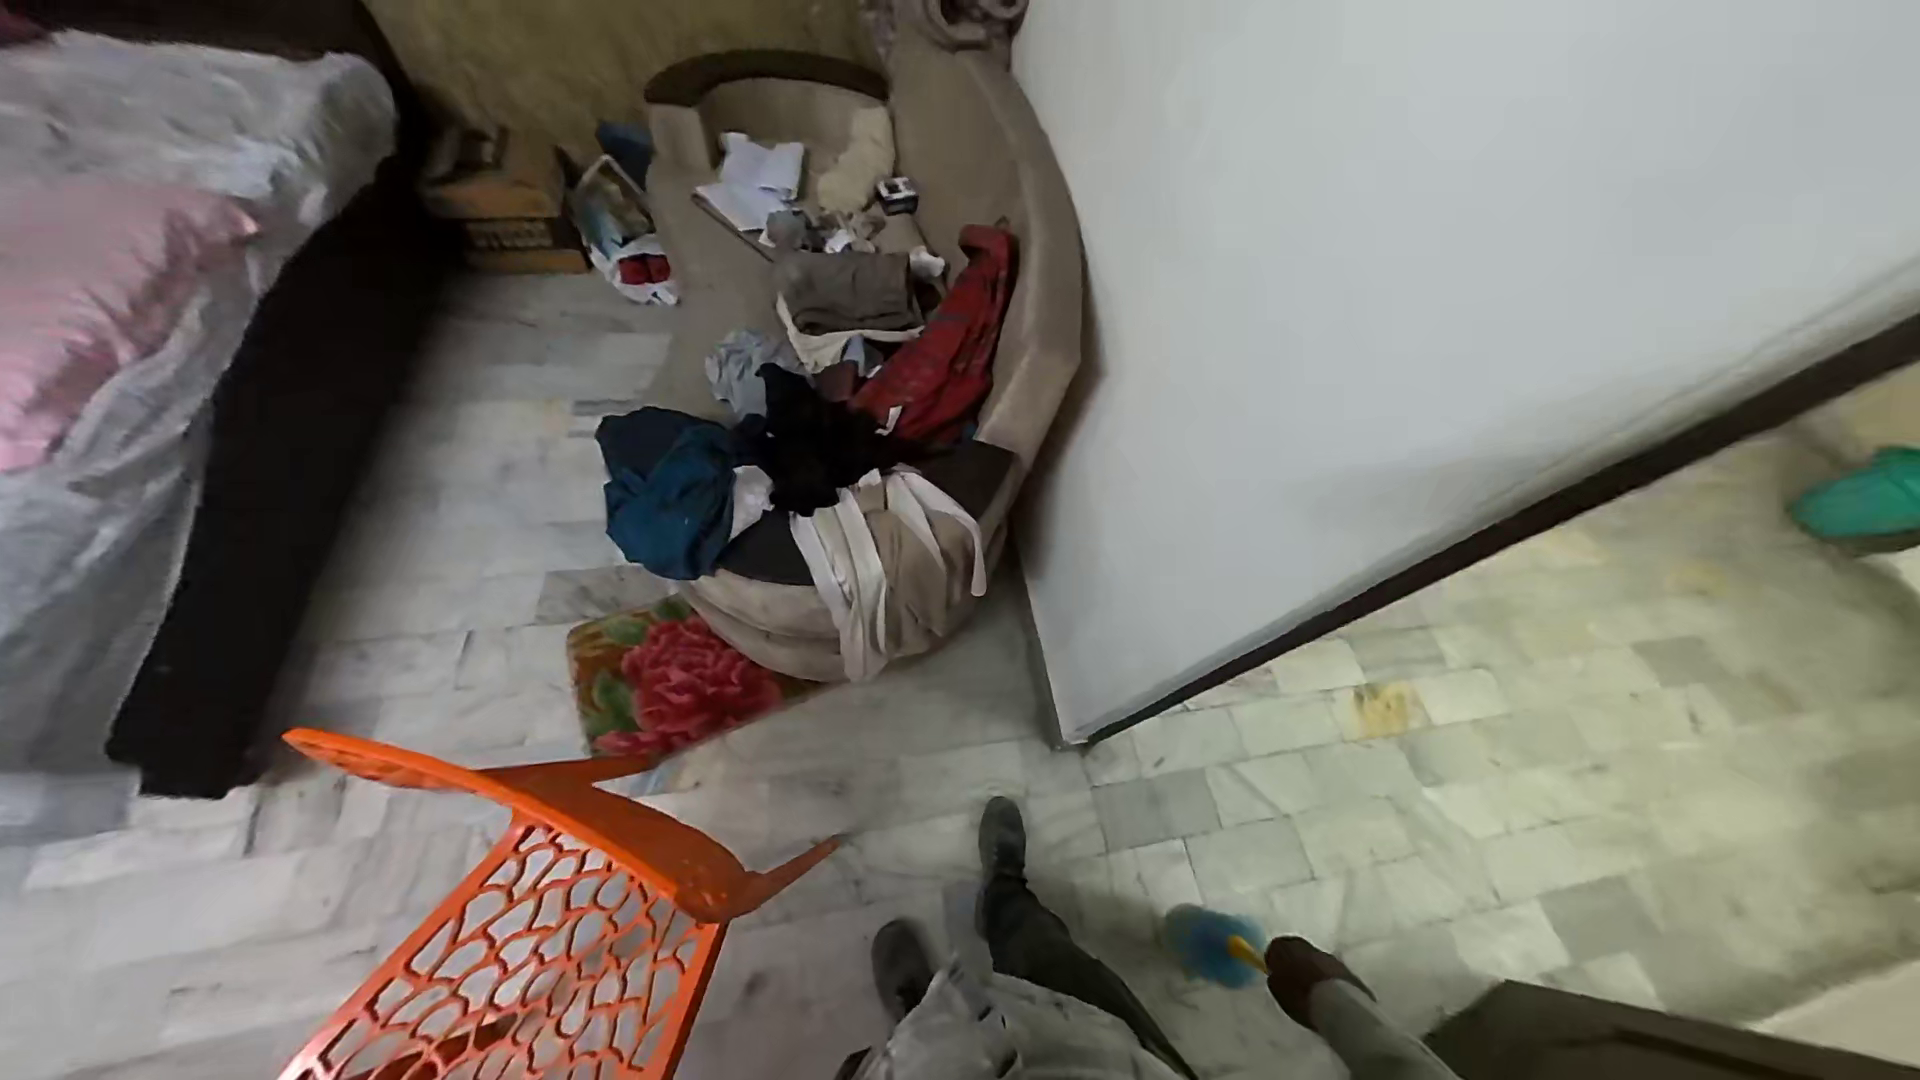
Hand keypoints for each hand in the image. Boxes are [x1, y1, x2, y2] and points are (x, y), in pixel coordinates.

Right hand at [1264, 936, 1372, 1029]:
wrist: (1339, 1005)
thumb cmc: (1300, 996)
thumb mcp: (1278, 990)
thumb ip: (1275, 979)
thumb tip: (1277, 976)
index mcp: (1284, 945)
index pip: (1276, 948)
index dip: (1276, 962)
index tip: (1277, 975)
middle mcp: (1306, 945)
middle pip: (1298, 951)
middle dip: (1297, 964)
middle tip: (1295, 982)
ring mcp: (1329, 957)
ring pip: (1316, 961)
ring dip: (1314, 971)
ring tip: (1314, 992)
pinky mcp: (1347, 970)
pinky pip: (1331, 973)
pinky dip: (1328, 981)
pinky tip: (1328, 996)